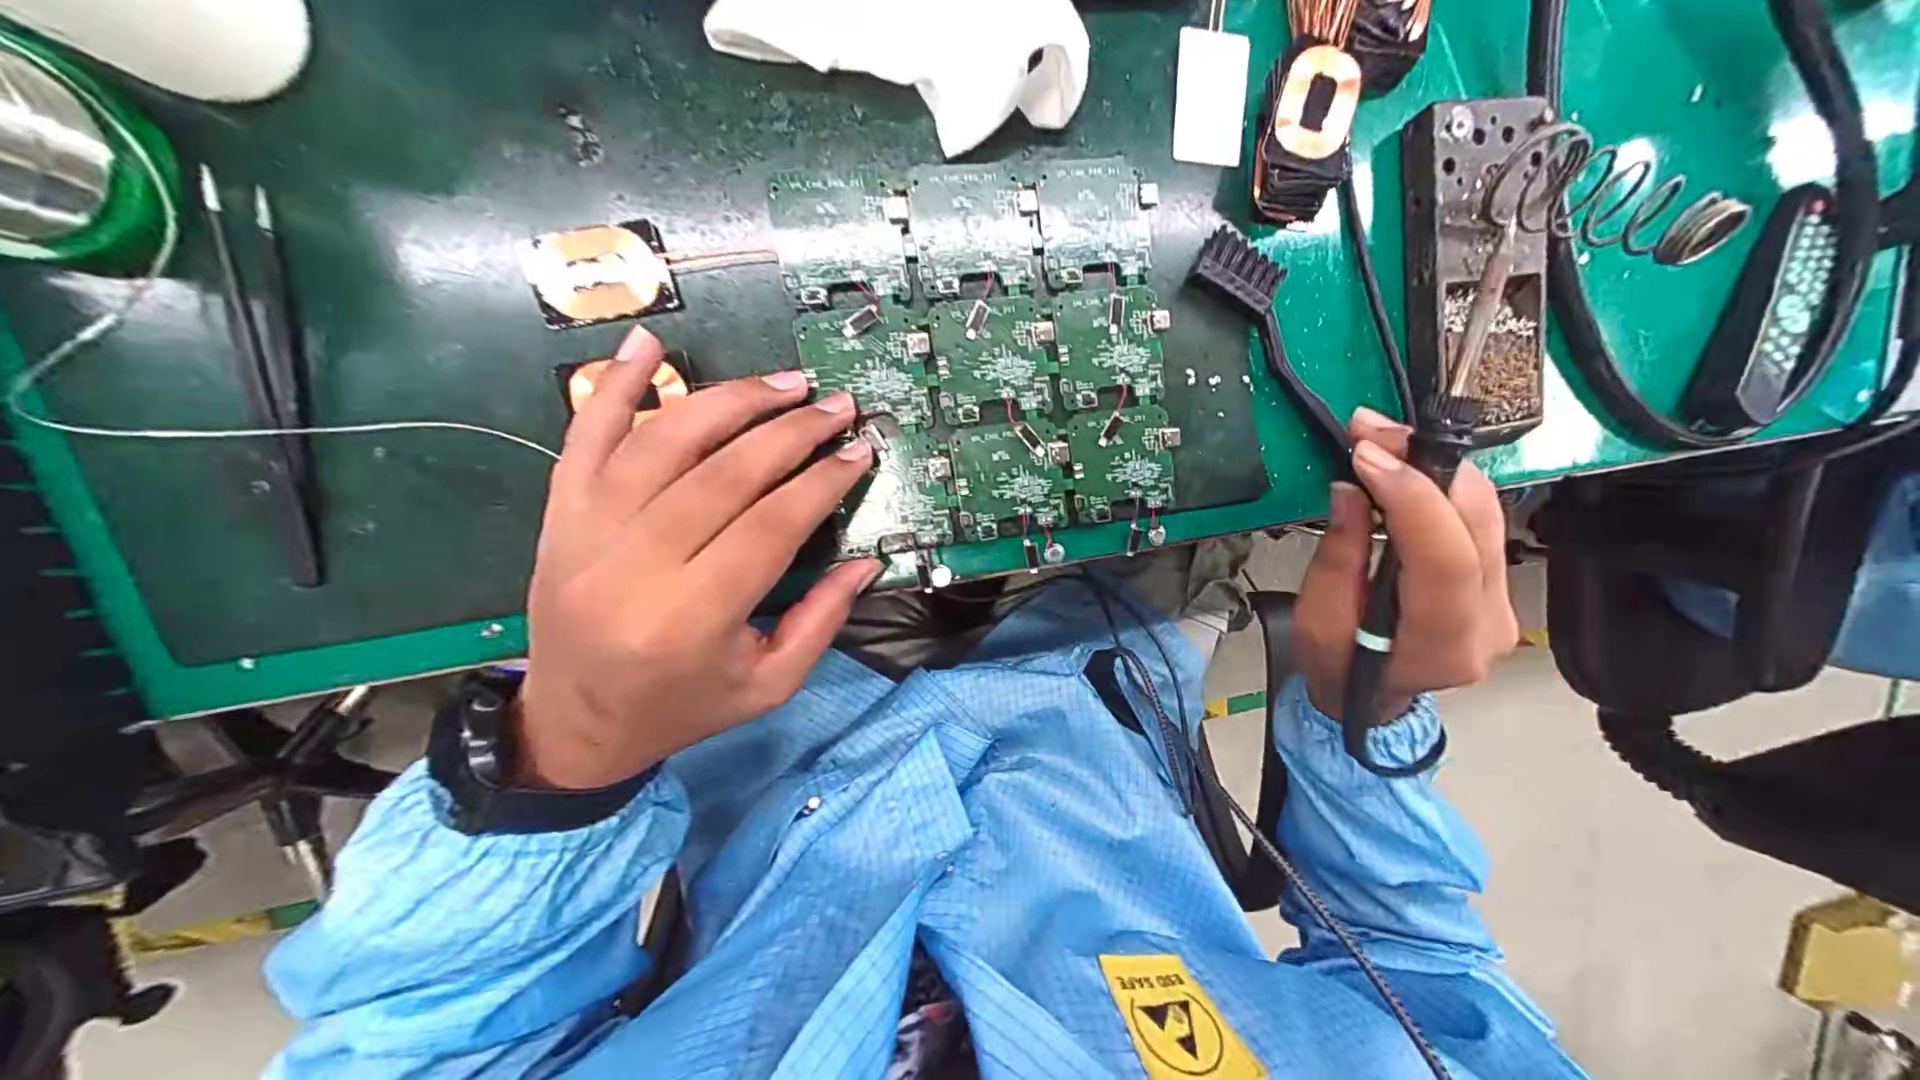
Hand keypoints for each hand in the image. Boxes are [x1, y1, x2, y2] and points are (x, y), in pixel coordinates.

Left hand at [514, 327, 882, 788]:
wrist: (573, 723)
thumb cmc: (681, 708)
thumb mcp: (768, 685)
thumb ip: (823, 620)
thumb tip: (868, 558)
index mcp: (689, 620)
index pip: (770, 526)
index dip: (822, 481)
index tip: (858, 450)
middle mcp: (633, 567)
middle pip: (723, 474)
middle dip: (790, 432)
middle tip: (834, 405)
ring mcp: (587, 531)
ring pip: (664, 441)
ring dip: (729, 400)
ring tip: (782, 383)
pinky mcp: (561, 513)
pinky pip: (586, 435)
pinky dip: (618, 384)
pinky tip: (652, 342)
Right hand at [1293, 407, 1518, 720]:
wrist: (1365, 698)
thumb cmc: (1333, 666)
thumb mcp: (1318, 618)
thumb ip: (1340, 555)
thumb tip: (1352, 491)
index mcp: (1442, 643)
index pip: (1445, 559)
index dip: (1411, 498)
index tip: (1368, 454)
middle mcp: (1490, 623)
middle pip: (1478, 525)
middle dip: (1426, 465)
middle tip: (1372, 431)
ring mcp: (1503, 603)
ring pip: (1486, 515)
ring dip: (1435, 468)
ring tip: (1384, 441)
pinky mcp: (1497, 584)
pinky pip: (1479, 523)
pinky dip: (1441, 488)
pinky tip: (1407, 469)